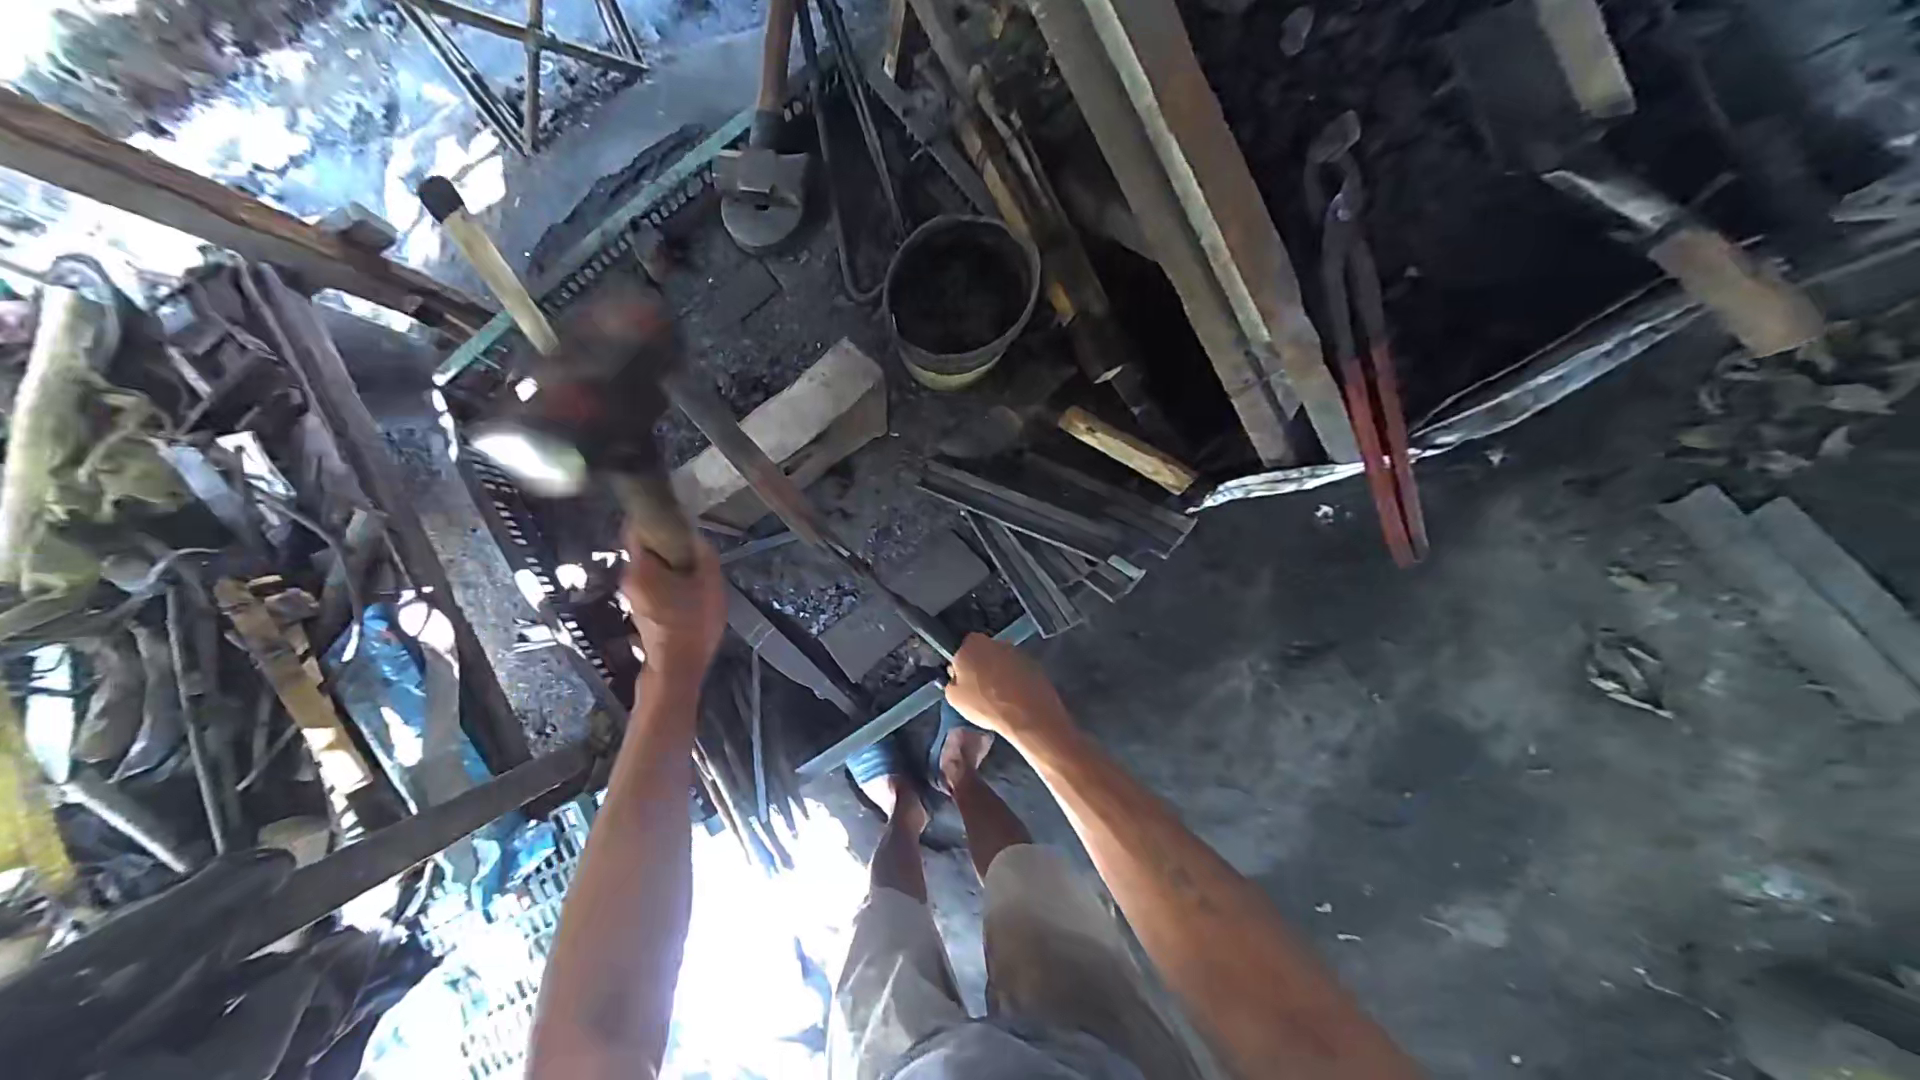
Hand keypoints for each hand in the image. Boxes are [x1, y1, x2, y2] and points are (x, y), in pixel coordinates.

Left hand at [620, 532, 724, 685]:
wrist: (677, 668)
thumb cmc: (692, 623)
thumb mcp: (709, 583)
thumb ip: (703, 554)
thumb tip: (695, 537)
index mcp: (640, 567)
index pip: (635, 528)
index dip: (653, 517)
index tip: (674, 515)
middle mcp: (628, 578)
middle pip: (643, 548)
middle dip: (665, 542)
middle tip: (692, 544)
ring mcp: (632, 596)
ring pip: (649, 567)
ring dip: (668, 563)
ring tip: (694, 567)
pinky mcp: (640, 610)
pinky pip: (652, 584)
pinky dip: (666, 580)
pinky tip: (687, 588)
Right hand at [944, 633, 1073, 745]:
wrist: (1027, 714)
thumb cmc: (985, 703)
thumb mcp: (954, 698)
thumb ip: (951, 682)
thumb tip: (956, 679)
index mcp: (971, 644)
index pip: (960, 650)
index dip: (960, 667)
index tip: (962, 682)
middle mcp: (994, 641)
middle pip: (982, 654)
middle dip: (980, 668)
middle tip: (980, 691)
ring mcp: (1016, 650)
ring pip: (1001, 661)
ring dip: (999, 674)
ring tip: (1000, 697)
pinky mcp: (1033, 662)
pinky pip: (1017, 670)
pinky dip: (1015, 679)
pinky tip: (1015, 697)